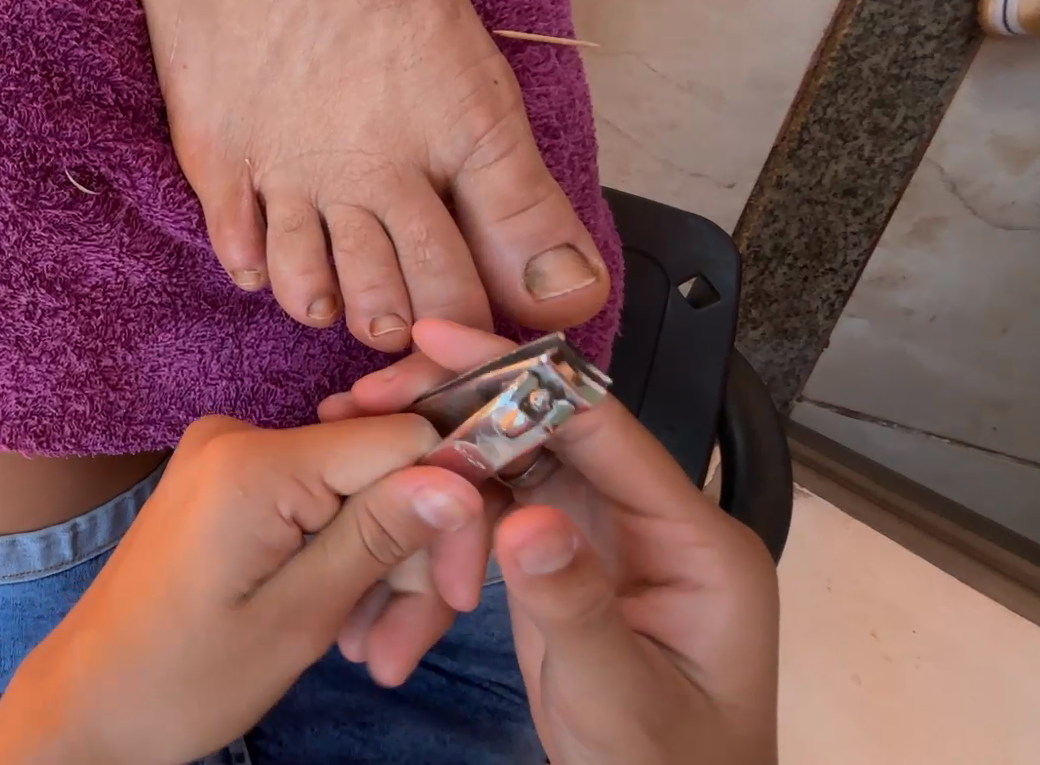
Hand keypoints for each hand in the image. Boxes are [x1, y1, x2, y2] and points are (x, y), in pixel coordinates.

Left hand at [0, 414, 486, 764]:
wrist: (92, 693)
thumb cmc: (185, 674)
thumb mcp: (298, 617)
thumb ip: (378, 537)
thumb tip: (464, 475)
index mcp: (256, 458)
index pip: (404, 440)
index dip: (450, 507)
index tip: (456, 591)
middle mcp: (240, 432)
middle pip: (378, 469)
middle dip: (407, 556)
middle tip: (399, 650)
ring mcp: (228, 451)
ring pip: (350, 491)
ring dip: (374, 568)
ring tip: (365, 650)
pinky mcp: (225, 476)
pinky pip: (310, 498)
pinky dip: (335, 554)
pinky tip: (335, 618)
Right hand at [120, 0, 609, 351]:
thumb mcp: (475, 54)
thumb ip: (512, 178)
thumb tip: (564, 278)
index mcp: (453, 142)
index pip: (496, 283)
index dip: (508, 328)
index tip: (500, 338)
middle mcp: (368, 172)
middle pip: (406, 297)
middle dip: (425, 332)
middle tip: (419, 346)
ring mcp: (282, 164)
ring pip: (316, 284)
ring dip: (337, 308)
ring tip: (345, 315)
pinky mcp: (212, 145)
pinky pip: (236, 239)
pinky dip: (255, 266)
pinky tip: (259, 271)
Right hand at [329, 320, 780, 764]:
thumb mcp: (619, 701)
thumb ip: (576, 608)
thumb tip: (524, 519)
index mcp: (686, 536)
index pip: (596, 424)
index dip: (514, 372)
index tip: (431, 337)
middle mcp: (636, 511)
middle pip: (531, 427)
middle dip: (446, 408)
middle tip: (366, 398)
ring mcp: (588, 526)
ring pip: (495, 463)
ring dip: (426, 460)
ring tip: (353, 446)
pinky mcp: (547, 547)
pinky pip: (481, 509)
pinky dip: (431, 516)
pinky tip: (382, 518)